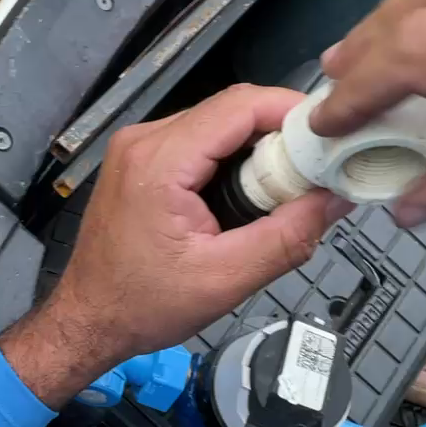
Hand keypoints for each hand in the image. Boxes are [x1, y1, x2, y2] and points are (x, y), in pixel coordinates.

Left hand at [2, 84, 347, 407]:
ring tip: (277, 198)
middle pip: (230, 112)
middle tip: (309, 180)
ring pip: (215, 127)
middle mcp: (142, 141)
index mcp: (158, 162)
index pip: (241, 105)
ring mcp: (136, 150)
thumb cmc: (142, 307)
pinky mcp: (137, 164)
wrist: (88, 321)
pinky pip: (196, 145)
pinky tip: (240, 202)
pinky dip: (226, 165)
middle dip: (277, 140)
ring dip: (252, 155)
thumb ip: (288, 236)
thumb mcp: (225, 279)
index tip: (330, 142)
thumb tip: (337, 198)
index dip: (294, 115)